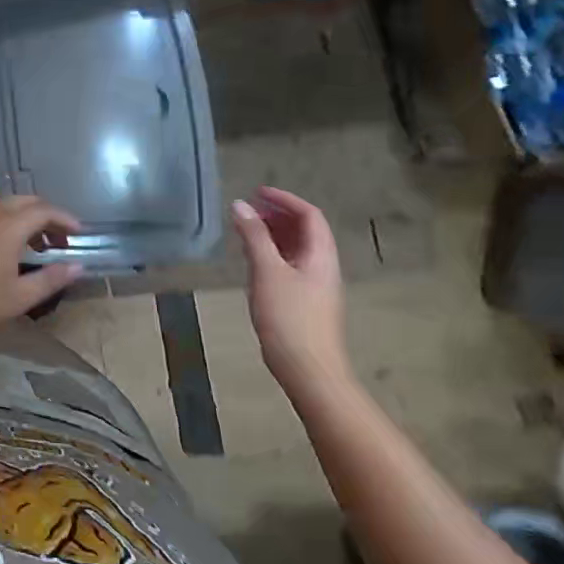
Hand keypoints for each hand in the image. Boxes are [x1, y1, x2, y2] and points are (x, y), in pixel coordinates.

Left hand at [0, 196, 82, 340]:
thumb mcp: (18, 297)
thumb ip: (51, 279)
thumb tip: (78, 267)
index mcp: (10, 224)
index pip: (46, 210)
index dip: (66, 219)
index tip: (80, 233)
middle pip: (27, 201)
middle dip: (48, 216)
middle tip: (62, 239)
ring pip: (8, 206)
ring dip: (28, 219)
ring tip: (39, 247)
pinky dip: (10, 222)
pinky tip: (10, 250)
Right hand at [231, 187, 351, 390]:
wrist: (308, 370)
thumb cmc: (289, 318)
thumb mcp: (267, 271)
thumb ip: (254, 236)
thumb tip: (240, 205)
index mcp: (321, 256)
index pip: (309, 215)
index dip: (285, 199)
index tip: (258, 193)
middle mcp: (323, 267)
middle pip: (305, 231)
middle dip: (278, 215)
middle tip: (249, 211)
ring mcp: (316, 287)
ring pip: (297, 249)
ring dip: (274, 235)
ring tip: (247, 232)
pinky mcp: (305, 303)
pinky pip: (290, 266)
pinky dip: (273, 255)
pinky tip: (254, 262)